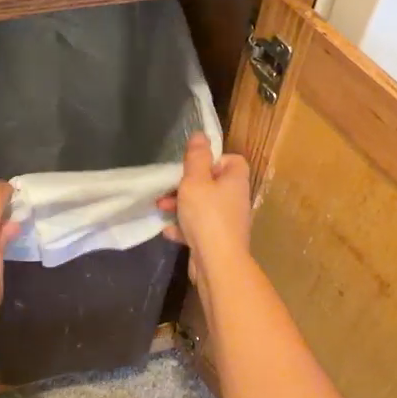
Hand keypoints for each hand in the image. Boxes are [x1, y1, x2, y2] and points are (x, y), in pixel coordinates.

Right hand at [158, 132, 252, 285]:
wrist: (217, 262)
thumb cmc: (207, 215)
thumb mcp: (196, 180)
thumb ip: (196, 157)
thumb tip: (201, 135)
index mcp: (235, 181)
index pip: (230, 160)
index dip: (211, 160)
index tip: (192, 166)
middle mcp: (235, 199)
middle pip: (213, 184)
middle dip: (187, 185)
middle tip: (169, 188)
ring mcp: (227, 222)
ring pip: (203, 206)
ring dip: (181, 206)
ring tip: (161, 208)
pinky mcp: (217, 240)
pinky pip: (199, 228)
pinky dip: (184, 228)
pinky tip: (168, 231)